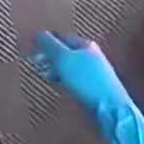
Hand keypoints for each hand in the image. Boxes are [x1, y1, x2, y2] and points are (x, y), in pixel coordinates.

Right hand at [28, 32, 143, 143]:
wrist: (111, 110)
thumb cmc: (86, 80)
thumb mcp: (64, 59)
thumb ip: (49, 44)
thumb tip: (38, 33)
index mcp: (85, 45)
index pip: (60, 37)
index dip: (45, 42)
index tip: (31, 51)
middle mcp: (90, 56)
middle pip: (63, 51)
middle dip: (48, 57)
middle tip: (35, 64)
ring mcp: (92, 72)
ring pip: (67, 66)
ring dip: (53, 69)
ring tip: (43, 75)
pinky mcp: (92, 87)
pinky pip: (72, 78)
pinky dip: (62, 79)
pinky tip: (56, 84)